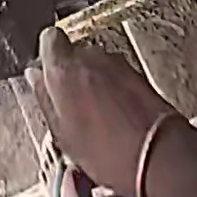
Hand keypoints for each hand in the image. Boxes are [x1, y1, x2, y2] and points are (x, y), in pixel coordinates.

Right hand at [27, 26, 177, 196]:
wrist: (161, 157)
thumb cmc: (107, 150)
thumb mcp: (62, 133)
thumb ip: (45, 98)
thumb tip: (34, 76)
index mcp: (63, 67)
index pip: (49, 38)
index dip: (48, 55)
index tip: (48, 76)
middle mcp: (89, 56)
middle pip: (74, 52)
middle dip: (72, 71)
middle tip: (72, 103)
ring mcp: (117, 63)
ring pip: (95, 63)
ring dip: (94, 80)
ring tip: (97, 115)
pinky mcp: (139, 73)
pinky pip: (115, 75)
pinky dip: (113, 88)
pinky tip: (116, 117)